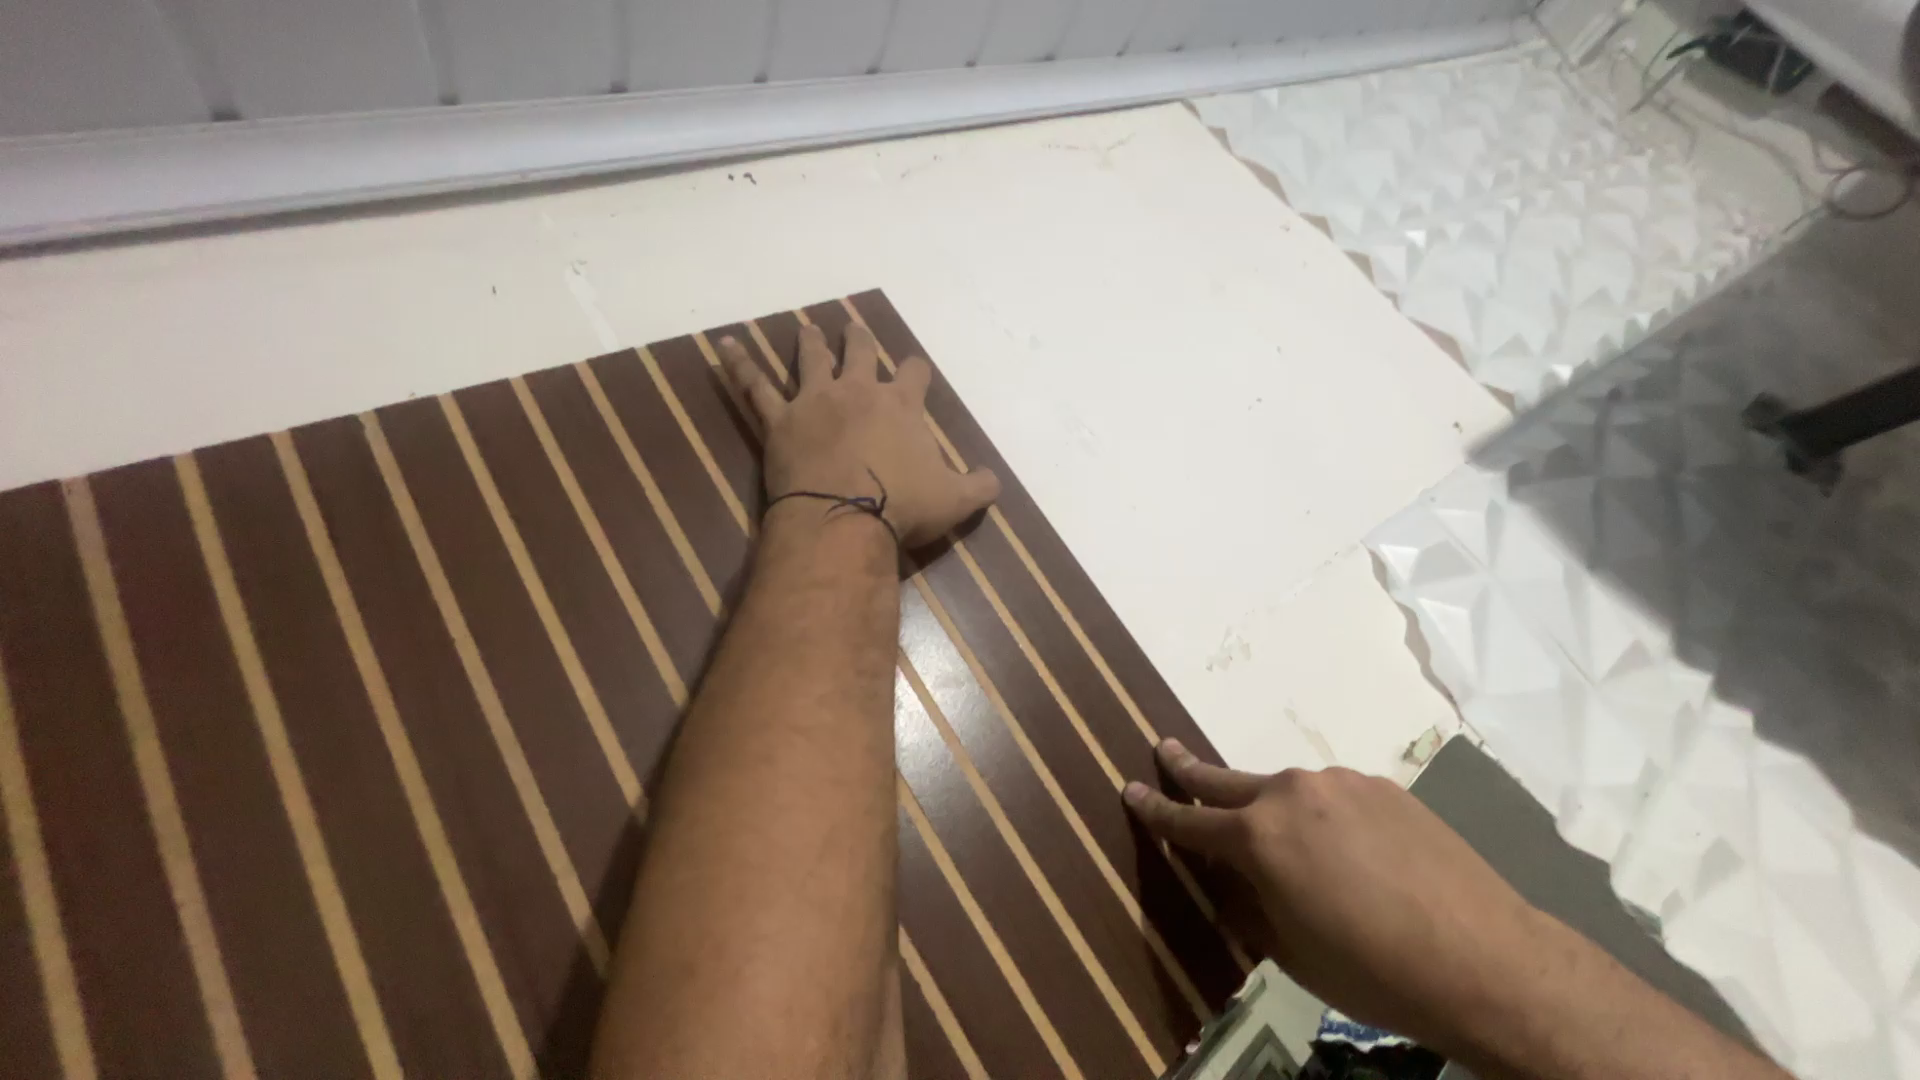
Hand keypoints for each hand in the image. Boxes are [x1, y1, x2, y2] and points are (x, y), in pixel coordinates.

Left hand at [718, 324, 999, 548]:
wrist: (844, 518)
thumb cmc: (902, 506)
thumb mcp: (956, 501)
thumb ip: (979, 486)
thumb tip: (996, 481)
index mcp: (901, 404)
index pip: (913, 373)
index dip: (914, 370)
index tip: (914, 369)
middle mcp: (858, 391)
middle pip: (860, 353)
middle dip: (860, 340)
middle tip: (855, 330)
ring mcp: (815, 401)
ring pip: (812, 360)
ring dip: (812, 343)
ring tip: (808, 330)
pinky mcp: (779, 420)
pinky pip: (753, 386)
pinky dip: (738, 365)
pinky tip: (724, 345)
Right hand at [1123, 740, 1544, 1055]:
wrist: (1486, 961)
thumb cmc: (1371, 969)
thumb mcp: (1289, 951)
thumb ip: (1247, 905)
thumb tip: (1233, 885)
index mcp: (1257, 837)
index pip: (1188, 820)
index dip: (1155, 808)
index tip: (1130, 789)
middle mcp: (1290, 795)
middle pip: (1225, 779)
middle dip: (1188, 767)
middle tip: (1165, 750)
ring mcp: (1338, 784)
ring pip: (1285, 791)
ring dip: (1271, 808)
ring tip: (1292, 847)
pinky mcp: (1381, 787)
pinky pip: (1332, 798)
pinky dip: (1322, 817)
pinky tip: (1352, 853)